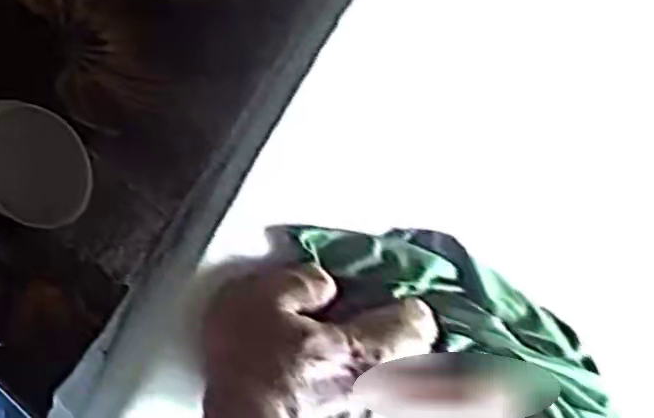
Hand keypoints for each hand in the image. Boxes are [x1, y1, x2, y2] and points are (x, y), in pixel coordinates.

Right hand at [203, 263, 436, 417]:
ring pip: (419, 397)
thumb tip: (324, 279)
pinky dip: (411, 400)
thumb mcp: (260, 298)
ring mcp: (372, 411)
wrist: (246, 409)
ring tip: (438, 377)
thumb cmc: (250, 352)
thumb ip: (297, 284)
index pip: (407, 328)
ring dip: (434, 387)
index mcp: (361, 348)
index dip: (413, 313)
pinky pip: (399, 408)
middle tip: (429, 341)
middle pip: (428, 371)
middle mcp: (381, 385)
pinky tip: (397, 396)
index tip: (413, 305)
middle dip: (432, 356)